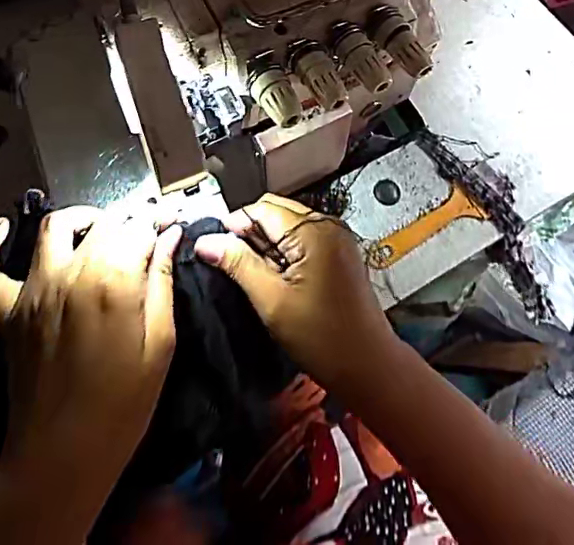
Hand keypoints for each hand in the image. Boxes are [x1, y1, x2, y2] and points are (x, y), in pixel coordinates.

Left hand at [0, 207, 180, 543]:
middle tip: (144, 240)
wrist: (61, 459)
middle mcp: (71, 274)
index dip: (159, 223)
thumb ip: (163, 281)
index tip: (170, 226)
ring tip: (98, 232)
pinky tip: (5, 228)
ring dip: (81, 221)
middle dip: (129, 224)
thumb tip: (170, 236)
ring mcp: (33, 292)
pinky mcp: (5, 313)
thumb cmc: (122, 405)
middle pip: (103, 224)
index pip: (140, 227)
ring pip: (54, 229)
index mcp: (115, 281)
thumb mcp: (160, 343)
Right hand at [192, 194, 400, 392]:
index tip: (215, 248)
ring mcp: (337, 238)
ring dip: (267, 244)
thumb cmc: (321, 337)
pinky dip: (285, 252)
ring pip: (288, 226)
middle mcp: (328, 225)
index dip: (235, 225)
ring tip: (255, 276)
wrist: (368, 364)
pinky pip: (304, 239)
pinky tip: (277, 278)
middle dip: (250, 233)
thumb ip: (238, 265)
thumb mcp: (271, 301)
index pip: (263, 208)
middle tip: (233, 265)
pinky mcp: (339, 253)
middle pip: (276, 212)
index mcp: (314, 230)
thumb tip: (206, 241)